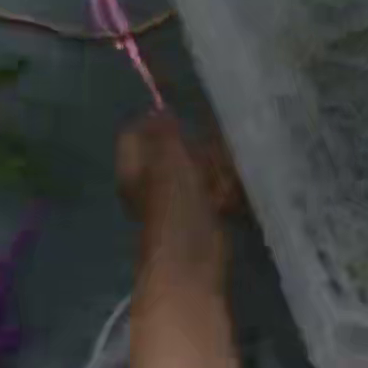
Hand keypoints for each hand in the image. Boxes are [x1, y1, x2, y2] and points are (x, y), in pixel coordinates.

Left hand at [116, 114, 239, 271]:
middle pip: (172, 151)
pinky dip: (224, 187)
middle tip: (214, 146)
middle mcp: (153, 181)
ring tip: (227, 170)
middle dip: (195, 146)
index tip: (185, 118)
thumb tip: (161, 108)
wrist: (193, 258)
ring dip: (214, 166)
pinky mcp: (203, 212)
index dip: (158, 122)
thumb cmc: (176, 208)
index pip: (138, 133)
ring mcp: (179, 198)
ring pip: (197, 169)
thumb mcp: (170, 163)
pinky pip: (214, 189)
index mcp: (135, 168)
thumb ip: (166, 134)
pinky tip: (233, 190)